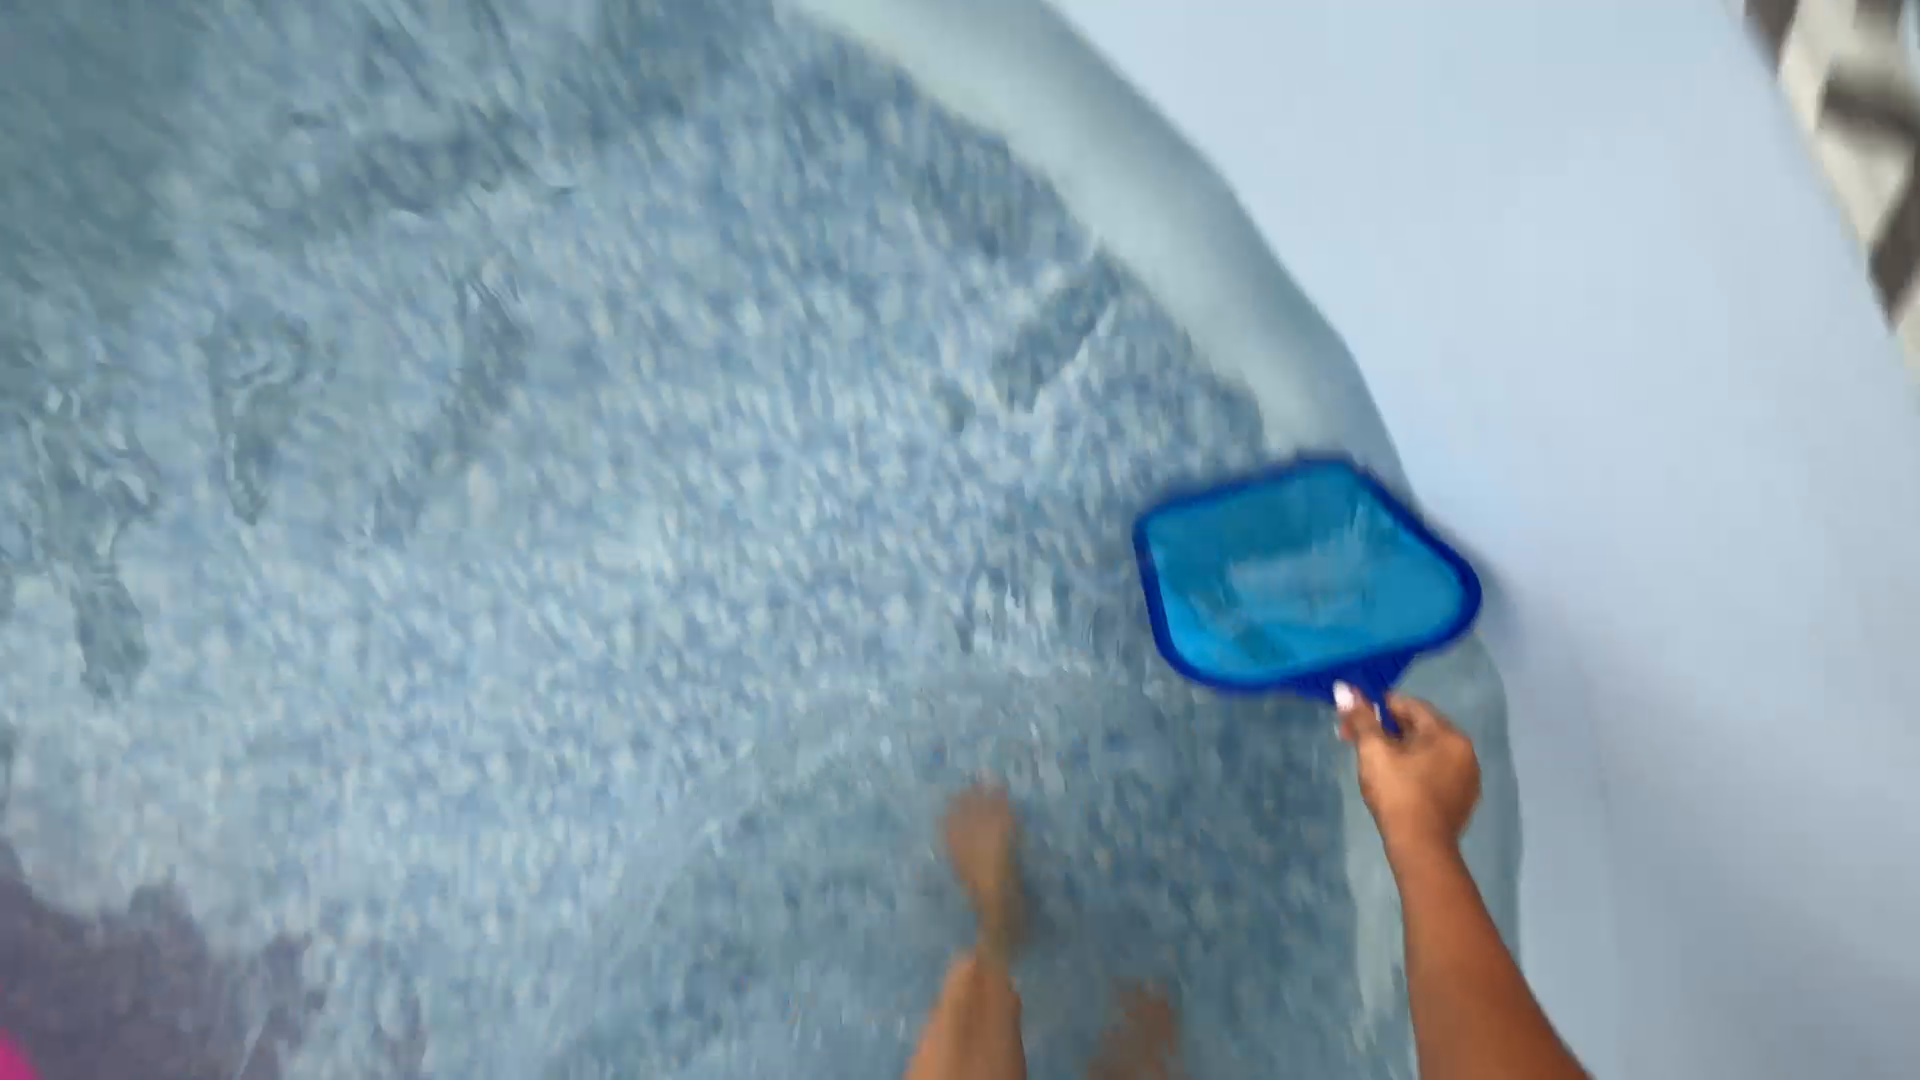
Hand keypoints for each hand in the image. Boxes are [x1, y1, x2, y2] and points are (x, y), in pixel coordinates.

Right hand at [1335, 683, 1480, 858]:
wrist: (1420, 845)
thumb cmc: (1396, 792)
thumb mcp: (1373, 750)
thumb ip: (1360, 718)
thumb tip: (1343, 688)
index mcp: (1447, 735)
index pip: (1410, 705)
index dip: (1378, 707)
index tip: (1354, 718)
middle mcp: (1464, 751)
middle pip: (1419, 727)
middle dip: (1385, 729)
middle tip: (1355, 739)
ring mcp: (1466, 776)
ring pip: (1426, 750)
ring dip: (1398, 748)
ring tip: (1372, 760)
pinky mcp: (1462, 797)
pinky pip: (1434, 770)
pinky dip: (1413, 767)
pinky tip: (1394, 780)